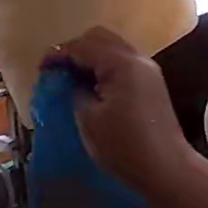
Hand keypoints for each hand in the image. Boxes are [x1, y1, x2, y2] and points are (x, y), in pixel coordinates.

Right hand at [52, 26, 199, 193]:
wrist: (167, 169)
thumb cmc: (124, 147)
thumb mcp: (89, 120)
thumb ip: (75, 92)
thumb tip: (69, 80)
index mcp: (121, 63)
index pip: (84, 46)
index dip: (59, 54)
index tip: (41, 68)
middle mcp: (137, 58)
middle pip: (101, 38)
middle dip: (75, 49)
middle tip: (56, 70)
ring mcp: (148, 69)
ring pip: (113, 47)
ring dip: (91, 56)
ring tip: (71, 77)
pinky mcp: (151, 82)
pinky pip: (123, 61)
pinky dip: (104, 66)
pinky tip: (92, 85)